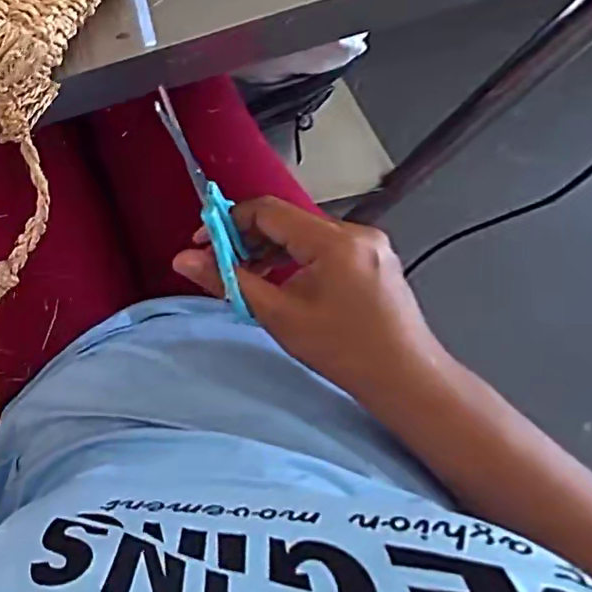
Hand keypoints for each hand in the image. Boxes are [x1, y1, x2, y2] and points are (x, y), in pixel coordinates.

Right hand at [173, 197, 451, 390]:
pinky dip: (291, 256)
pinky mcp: (371, 258)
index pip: (266, 210)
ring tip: (245, 275)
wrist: (408, 380)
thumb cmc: (343, 350)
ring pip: (301, 232)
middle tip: (219, 263)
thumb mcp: (276, 314)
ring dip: (267, 247)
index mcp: (333, 241)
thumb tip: (183, 260)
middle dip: (245, 237)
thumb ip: (227, 280)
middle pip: (284, 219)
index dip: (227, 222)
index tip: (202, 244)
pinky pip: (320, 245)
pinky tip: (277, 280)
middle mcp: (354, 233)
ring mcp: (367, 244)